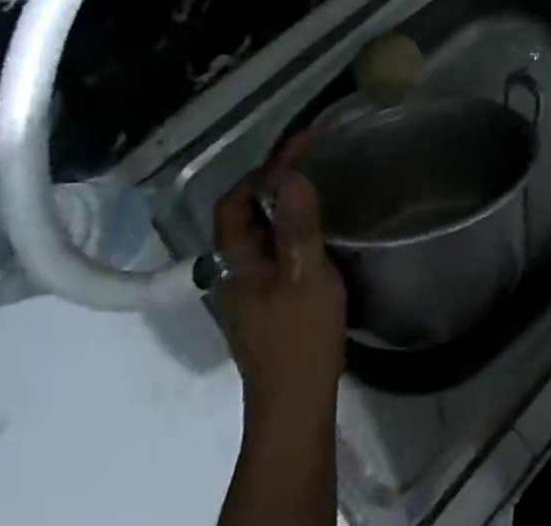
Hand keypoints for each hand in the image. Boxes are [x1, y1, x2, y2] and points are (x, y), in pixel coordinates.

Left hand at [213, 165, 346, 422]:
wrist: (295, 405)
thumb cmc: (299, 338)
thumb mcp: (305, 276)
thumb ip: (297, 226)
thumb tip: (289, 176)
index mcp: (236, 261)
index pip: (235, 201)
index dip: (261, 170)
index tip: (297, 146)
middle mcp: (235, 272)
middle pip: (243, 216)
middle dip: (271, 183)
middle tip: (307, 160)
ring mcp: (250, 291)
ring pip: (259, 236)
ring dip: (279, 206)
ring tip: (313, 187)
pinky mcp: (267, 305)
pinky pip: (273, 253)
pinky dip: (289, 231)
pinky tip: (315, 234)